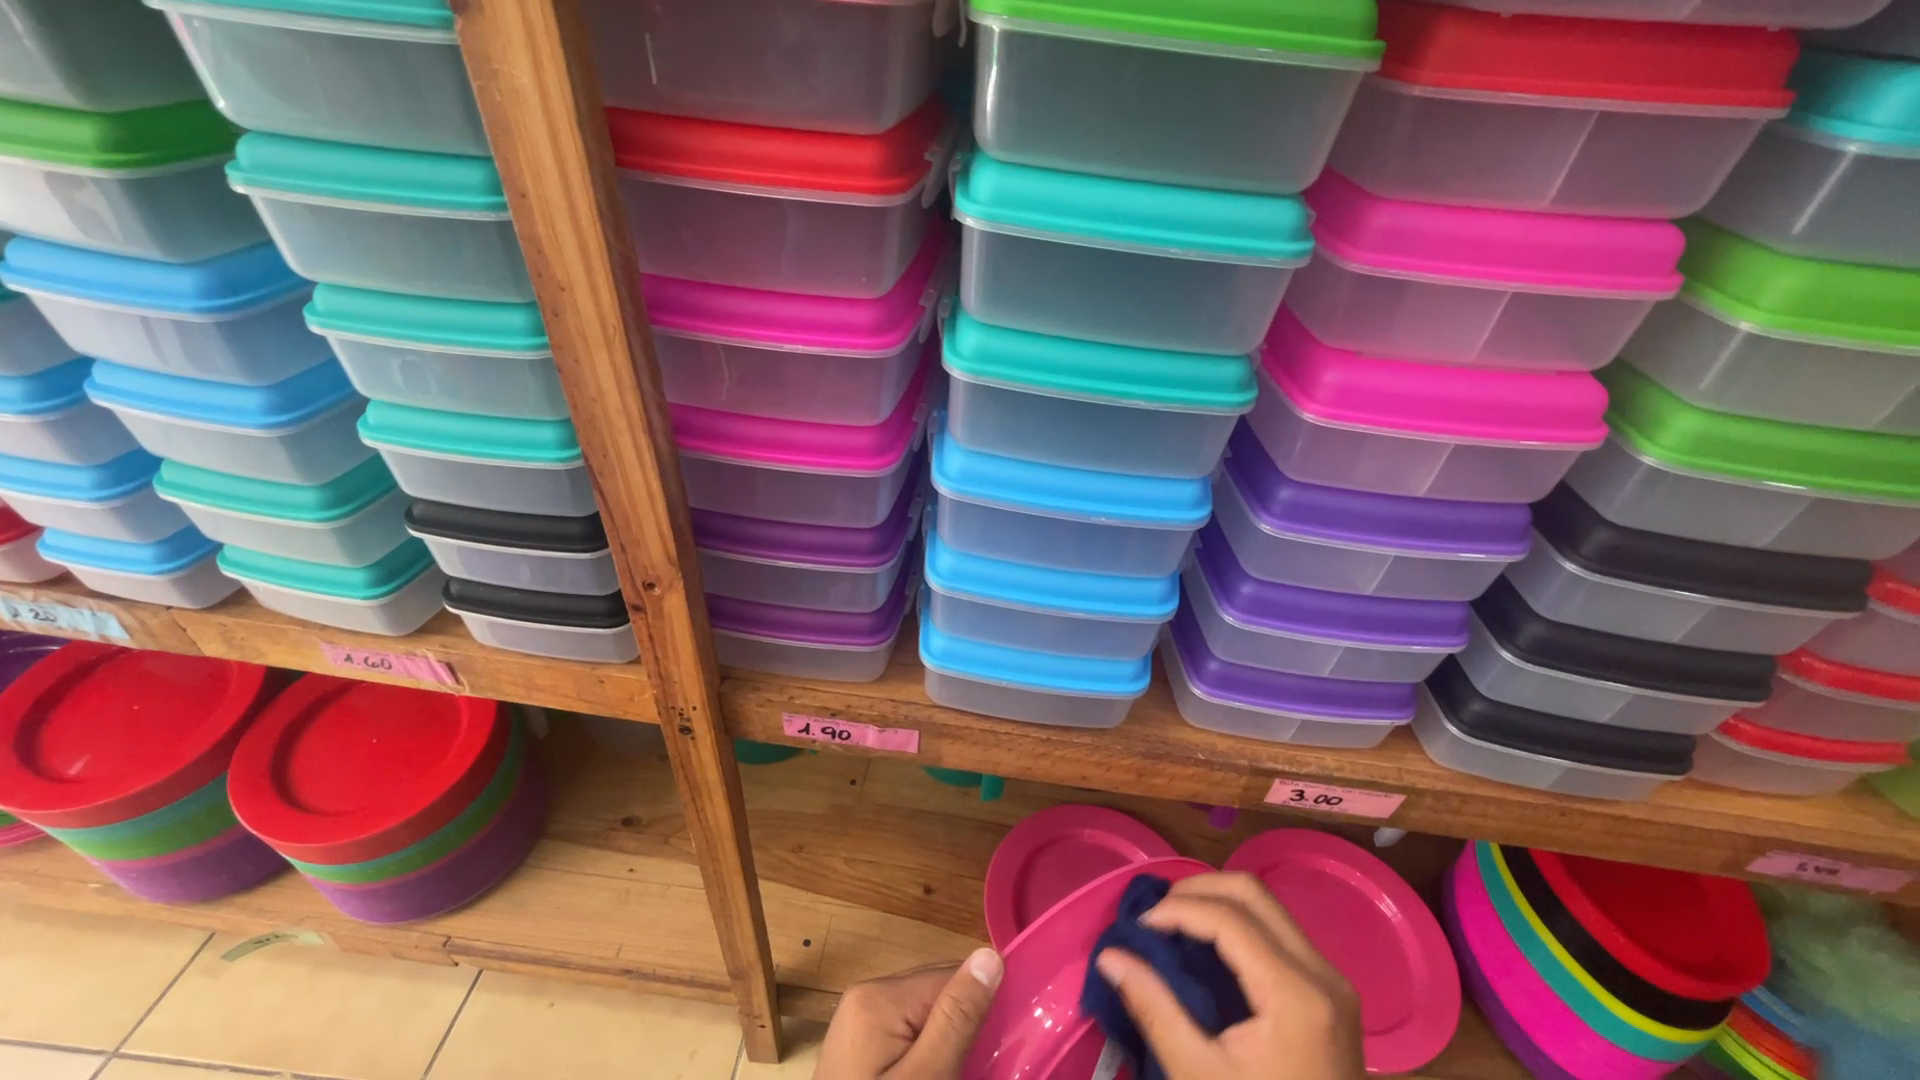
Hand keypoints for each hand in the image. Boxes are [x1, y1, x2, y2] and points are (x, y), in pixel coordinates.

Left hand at [815, 947, 1002, 1078]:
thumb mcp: (927, 1079)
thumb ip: (956, 1018)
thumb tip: (989, 955)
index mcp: (879, 996)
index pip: (951, 977)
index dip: (980, 1010)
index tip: (999, 1047)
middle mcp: (865, 996)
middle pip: (937, 992)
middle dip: (963, 1026)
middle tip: (976, 1069)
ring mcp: (859, 1020)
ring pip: (926, 1014)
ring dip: (948, 1041)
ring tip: (956, 1074)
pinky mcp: (861, 1045)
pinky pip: (907, 1033)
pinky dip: (927, 1053)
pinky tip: (935, 1076)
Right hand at [1095, 873, 1365, 1079]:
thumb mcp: (1199, 1075)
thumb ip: (1155, 1010)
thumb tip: (1110, 956)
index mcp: (1295, 994)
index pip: (1230, 917)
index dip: (1178, 909)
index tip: (1138, 925)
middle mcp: (1322, 973)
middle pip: (1253, 893)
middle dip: (1197, 890)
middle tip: (1156, 914)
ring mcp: (1332, 980)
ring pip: (1268, 906)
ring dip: (1217, 902)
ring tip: (1174, 925)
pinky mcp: (1330, 991)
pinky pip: (1279, 931)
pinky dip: (1238, 923)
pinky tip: (1207, 947)